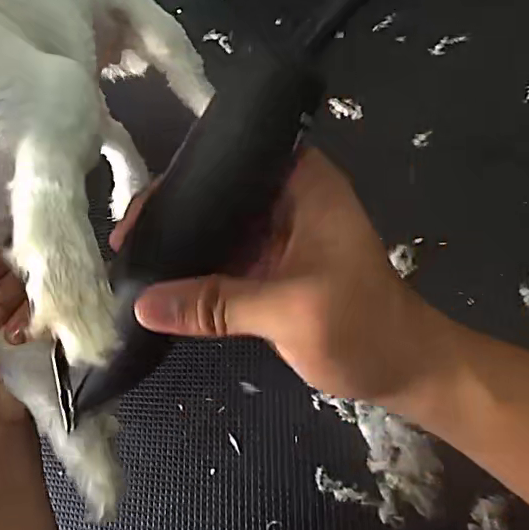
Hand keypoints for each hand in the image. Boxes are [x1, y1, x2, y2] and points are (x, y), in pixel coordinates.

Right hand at [116, 150, 449, 404]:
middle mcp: (286, 198)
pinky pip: (224, 258)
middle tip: (124, 240)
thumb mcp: (288, 311)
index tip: (142, 209)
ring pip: (218, 227)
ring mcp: (278, 232)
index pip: (232, 159)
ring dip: (183, 243)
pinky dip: (197, 270)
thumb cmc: (362, 327)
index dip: (184, 176)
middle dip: (173, 213)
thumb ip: (216, 304)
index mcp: (302, 183)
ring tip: (130, 260)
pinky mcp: (270, 264)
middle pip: (217, 192)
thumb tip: (144, 304)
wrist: (404, 370)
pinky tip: (161, 282)